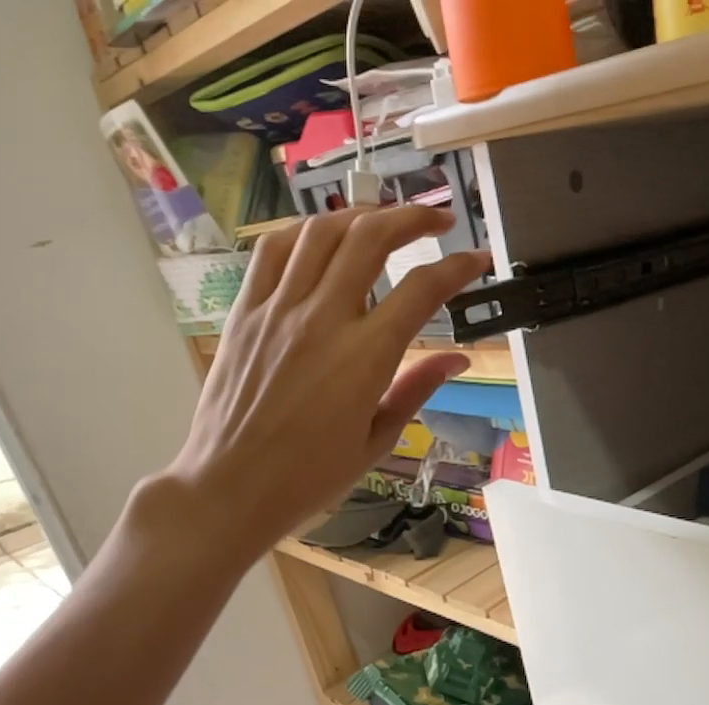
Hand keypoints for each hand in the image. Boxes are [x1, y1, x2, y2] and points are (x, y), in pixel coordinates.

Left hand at [158, 206, 490, 558]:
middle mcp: (323, 319)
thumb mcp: (377, 439)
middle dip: (413, 218)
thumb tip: (457, 359)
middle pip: (372, 238)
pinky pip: (273, 251)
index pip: (422, 290)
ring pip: (322, 232)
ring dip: (361, 214)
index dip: (457, 267)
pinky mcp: (245, 312)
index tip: (477, 259)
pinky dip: (304, 232)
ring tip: (385, 219)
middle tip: (438, 219)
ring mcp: (278, 309)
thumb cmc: (311, 476)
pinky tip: (322, 236)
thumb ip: (416, 388)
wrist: (231, 487)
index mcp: (365, 357)